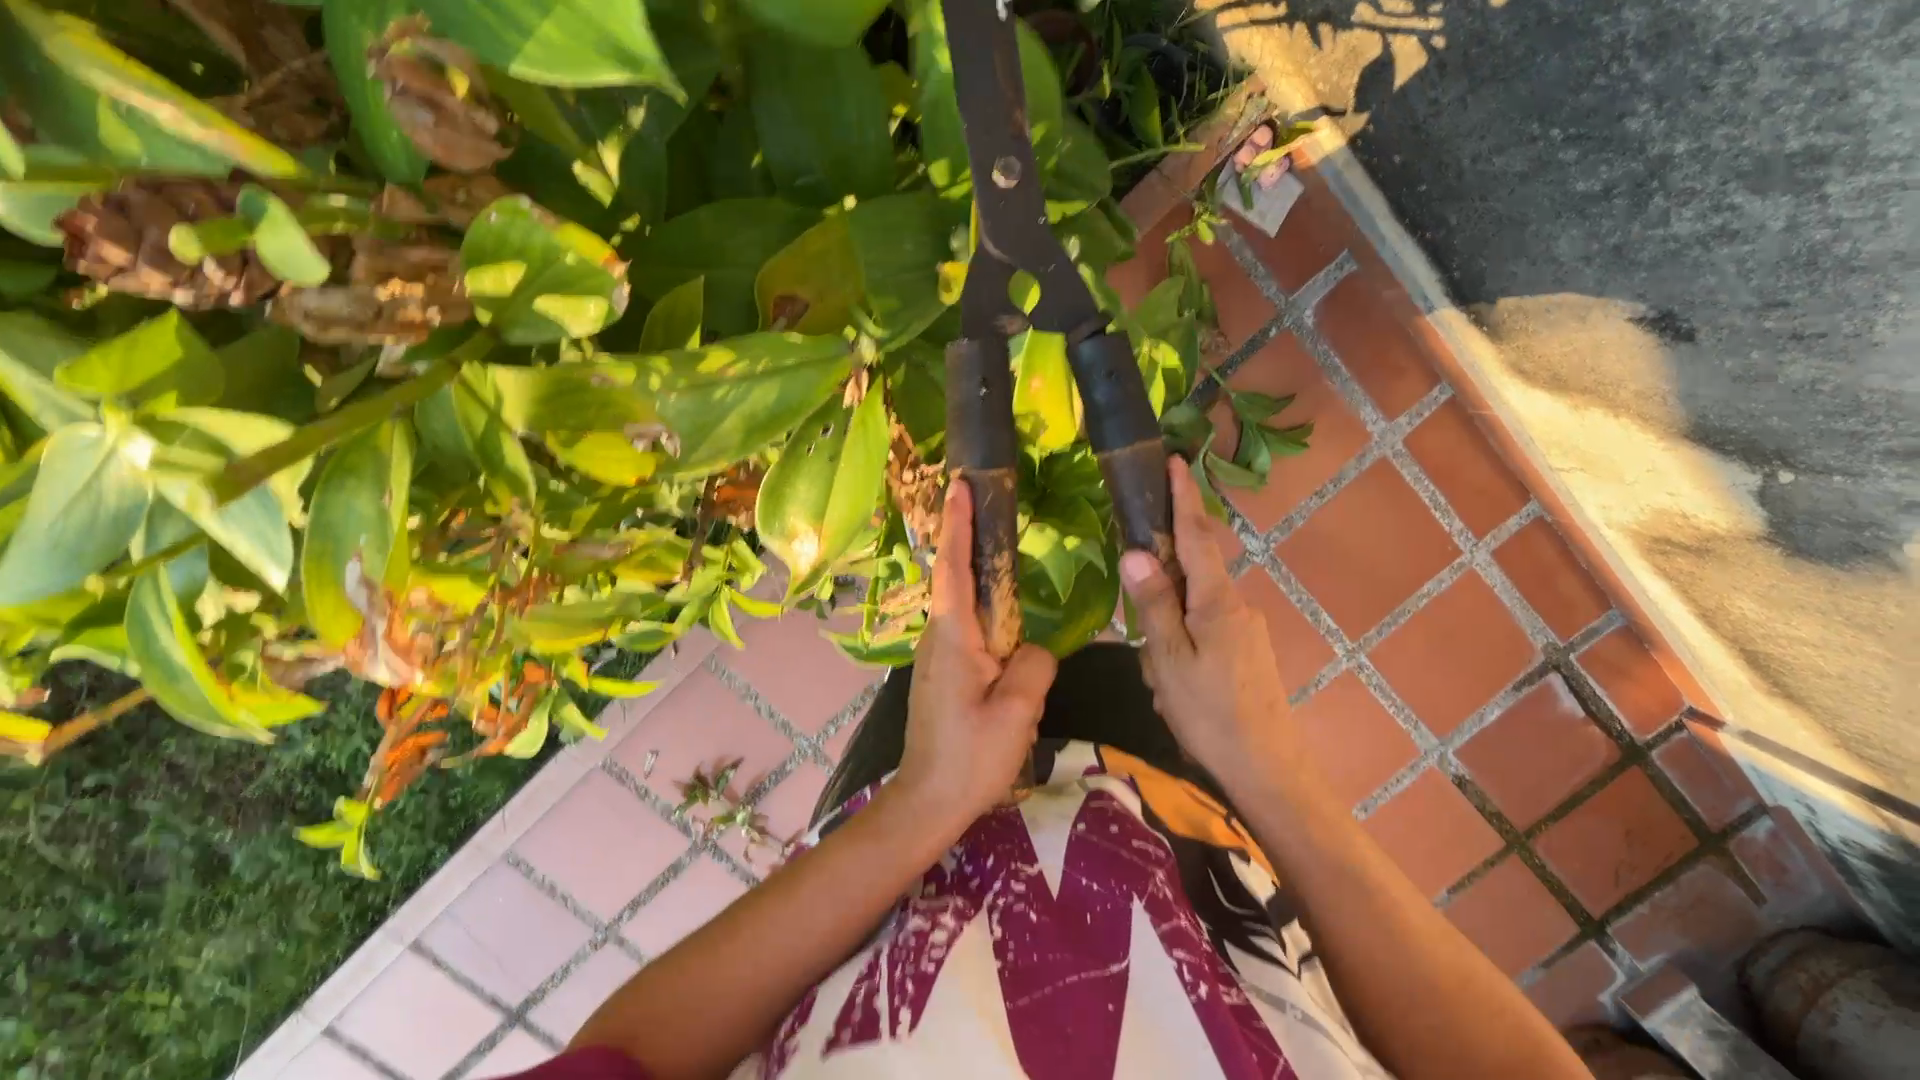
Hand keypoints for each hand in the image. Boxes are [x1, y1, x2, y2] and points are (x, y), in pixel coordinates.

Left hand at [894, 480, 1057, 832]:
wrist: (927, 802)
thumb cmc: (969, 758)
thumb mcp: (1016, 713)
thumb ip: (1034, 666)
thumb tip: (1034, 650)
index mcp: (953, 638)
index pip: (953, 567)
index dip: (956, 524)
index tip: (958, 484)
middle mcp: (940, 640)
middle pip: (960, 584)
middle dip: (972, 545)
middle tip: (992, 507)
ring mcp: (939, 660)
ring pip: (972, 617)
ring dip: (989, 598)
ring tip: (1009, 589)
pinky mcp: (946, 679)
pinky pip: (974, 642)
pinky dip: (992, 630)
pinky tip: (1012, 652)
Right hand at [1119, 459, 1299, 787]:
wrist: (1268, 769)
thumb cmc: (1210, 713)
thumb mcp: (1169, 661)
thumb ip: (1153, 605)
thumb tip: (1137, 551)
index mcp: (1217, 601)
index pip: (1197, 536)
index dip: (1184, 498)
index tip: (1176, 460)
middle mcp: (1237, 607)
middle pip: (1190, 579)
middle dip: (1160, 599)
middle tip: (1147, 649)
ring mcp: (1246, 631)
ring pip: (1192, 617)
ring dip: (1168, 642)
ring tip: (1164, 688)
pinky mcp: (1247, 654)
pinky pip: (1204, 639)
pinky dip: (1182, 657)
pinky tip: (1177, 695)